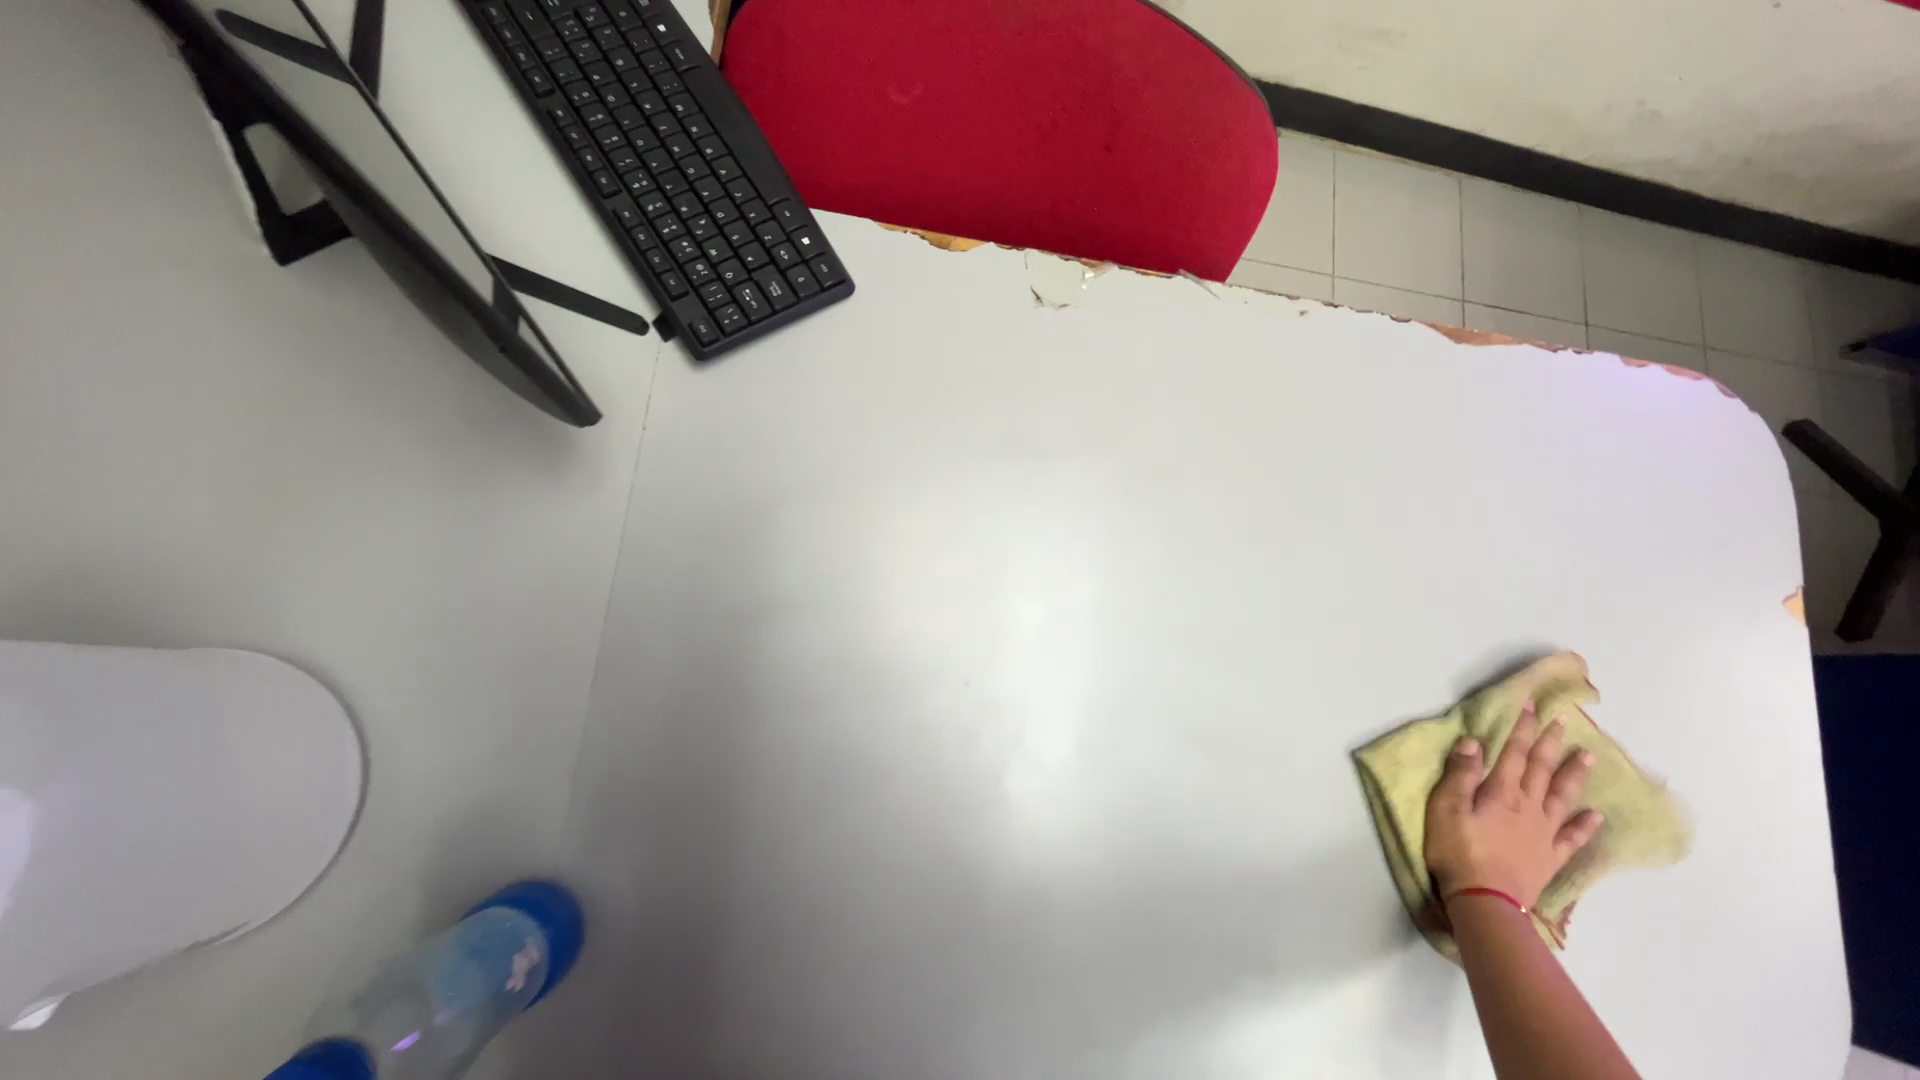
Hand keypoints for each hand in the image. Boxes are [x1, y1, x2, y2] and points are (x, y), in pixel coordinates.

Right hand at [1425, 701, 1603, 908]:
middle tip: (1563, 722)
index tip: (1532, 705)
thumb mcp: (1445, 808)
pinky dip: (1584, 825)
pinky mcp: (1549, 857)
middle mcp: (1528, 807)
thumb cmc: (1458, 850)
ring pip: (1562, 797)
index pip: (1512, 753)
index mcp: (1501, 792)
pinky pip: (1572, 838)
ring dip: (1574, 775)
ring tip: (1589, 757)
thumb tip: (1474, 742)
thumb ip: (1460, 774)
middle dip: (1549, 743)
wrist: (1485, 900)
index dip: (1521, 728)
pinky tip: (1595, 816)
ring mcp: (1543, 833)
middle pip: (1540, 769)